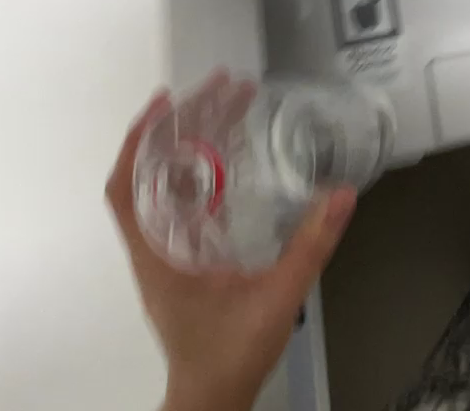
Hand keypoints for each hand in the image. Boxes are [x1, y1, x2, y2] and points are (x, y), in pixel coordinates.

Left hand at [107, 88, 357, 410]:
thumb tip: (342, 194)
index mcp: (161, 256)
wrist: (212, 400)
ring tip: (226, 109)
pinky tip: (228, 156)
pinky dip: (198, 171)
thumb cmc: (231, 355)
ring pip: (164, 187)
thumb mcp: (277, 298)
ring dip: (190, 145)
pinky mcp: (182, 261)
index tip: (165, 102)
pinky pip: (180, 203)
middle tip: (220, 89)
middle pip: (150, 176)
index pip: (127, 190)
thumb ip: (311, 247)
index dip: (139, 142)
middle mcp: (155, 250)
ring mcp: (166, 255)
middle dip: (180, 126)